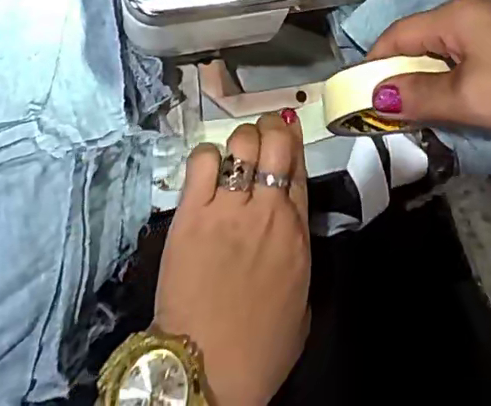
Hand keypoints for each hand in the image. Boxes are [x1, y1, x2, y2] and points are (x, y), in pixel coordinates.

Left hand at [152, 110, 310, 405]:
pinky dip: (207, 155)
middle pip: (274, 144)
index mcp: (297, 237)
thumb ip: (295, 251)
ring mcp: (227, 208)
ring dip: (240, 140)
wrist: (208, 363)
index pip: (299, 171)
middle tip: (263, 129)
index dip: (292, 144)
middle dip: (270, 128)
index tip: (286, 132)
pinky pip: (202, 161)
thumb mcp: (299, 300)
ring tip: (234, 150)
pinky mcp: (191, 210)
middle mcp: (267, 213)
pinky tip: (207, 167)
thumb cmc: (260, 345)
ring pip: (240, 144)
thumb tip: (285, 222)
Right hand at [365, 0, 490, 139]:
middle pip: (422, 37)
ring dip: (434, 72)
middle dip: (406, 70)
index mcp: (454, 13)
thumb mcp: (468, 99)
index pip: (396, 34)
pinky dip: (460, 69)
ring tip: (437, 105)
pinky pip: (474, 47)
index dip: (375, 63)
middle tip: (400, 106)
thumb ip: (418, 97)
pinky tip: (474, 93)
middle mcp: (473, 6)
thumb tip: (377, 96)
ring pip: (448, 43)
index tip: (362, 92)